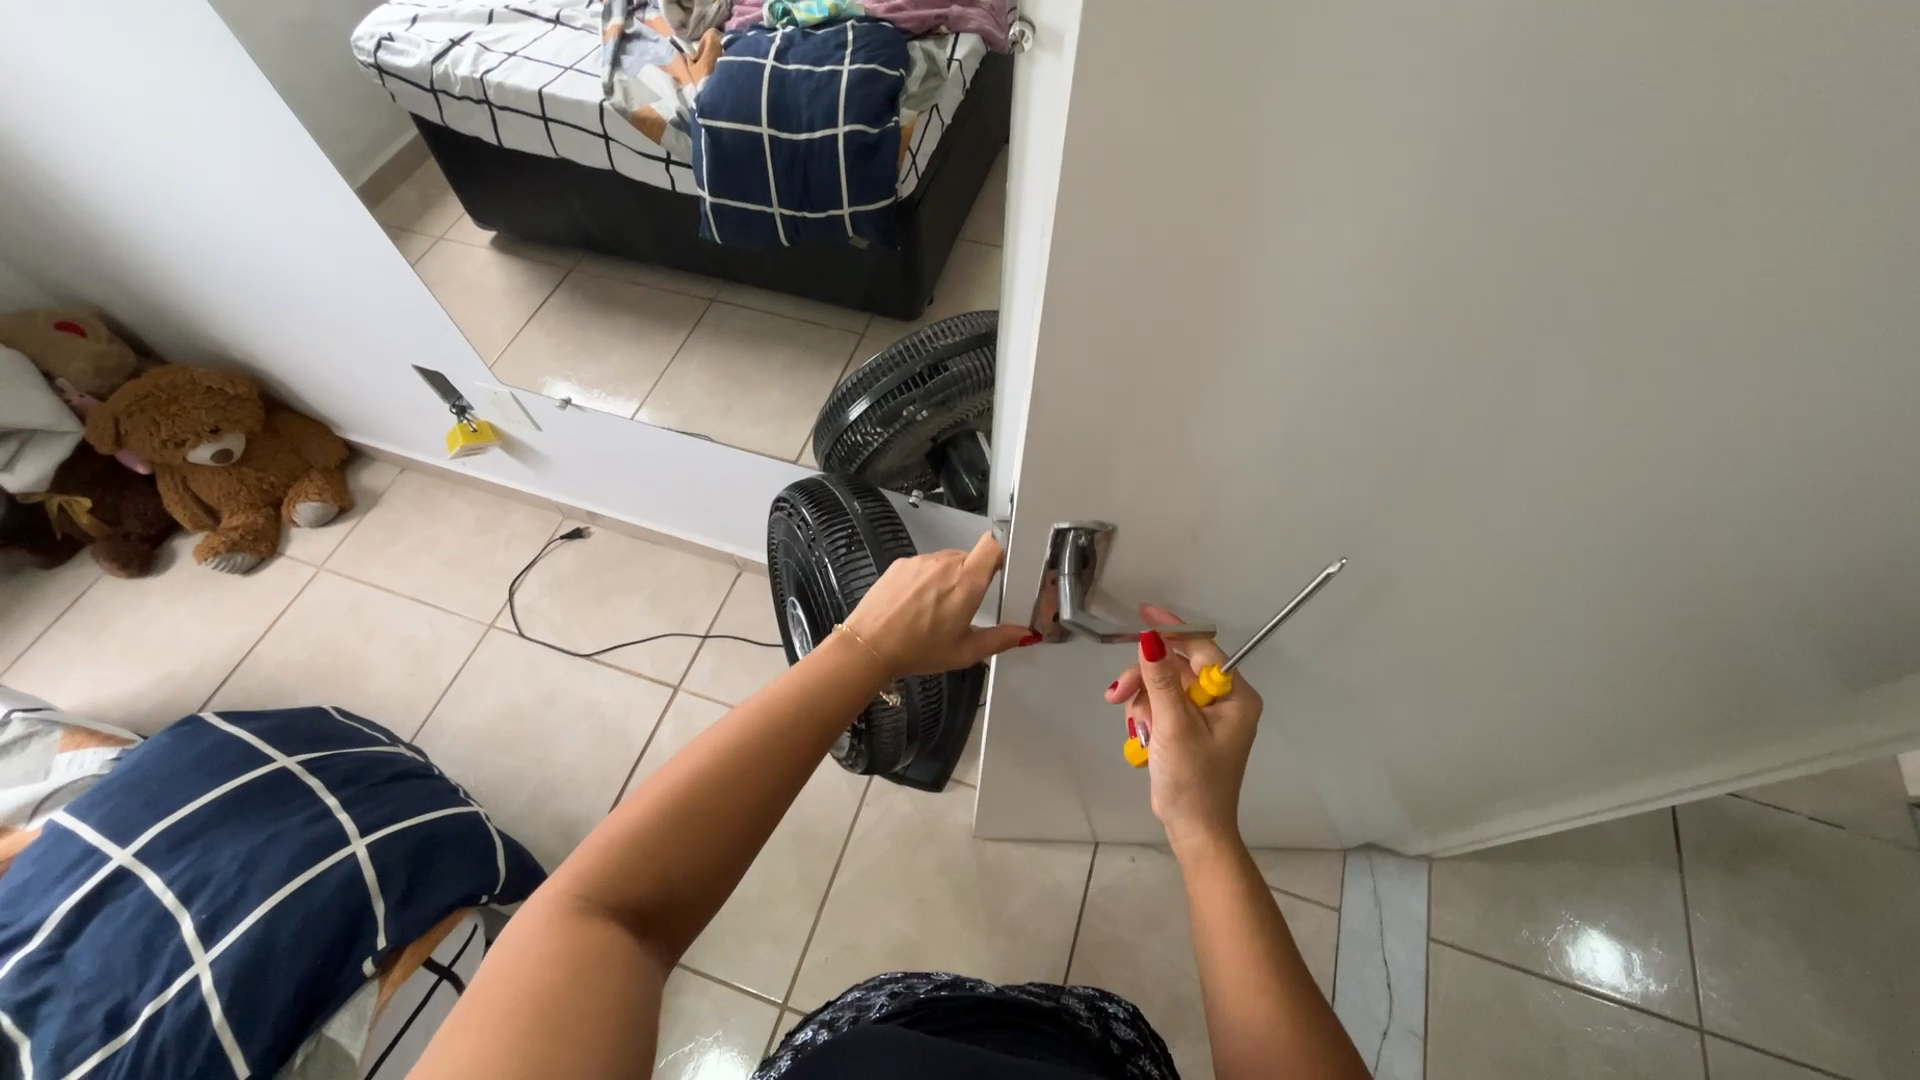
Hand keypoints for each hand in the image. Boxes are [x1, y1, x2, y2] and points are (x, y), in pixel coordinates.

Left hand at [843, 532, 1038, 675]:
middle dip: (972, 577)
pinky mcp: (901, 564)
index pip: (994, 545)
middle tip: (965, 605)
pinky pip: (923, 565)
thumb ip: (999, 640)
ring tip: (936, 610)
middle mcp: (945, 564)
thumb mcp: (964, 652)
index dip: (1000, 554)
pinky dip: (925, 581)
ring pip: (946, 561)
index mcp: (967, 582)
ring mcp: (921, 562)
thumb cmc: (914, 649)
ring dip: (948, 579)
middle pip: (970, 556)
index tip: (1001, 570)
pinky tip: (917, 605)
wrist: (869, 646)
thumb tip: (1021, 635)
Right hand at [1104, 606, 1262, 852]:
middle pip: (1176, 667)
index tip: (1144, 615)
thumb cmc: (1193, 782)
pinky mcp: (1188, 729)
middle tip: (1118, 695)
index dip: (1173, 630)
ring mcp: (1205, 716)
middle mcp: (1223, 701)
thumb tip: (1150, 638)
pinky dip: (1146, 716)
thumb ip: (1161, 680)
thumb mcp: (1174, 726)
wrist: (1193, 831)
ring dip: (1142, 701)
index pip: (1202, 648)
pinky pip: (1160, 705)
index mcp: (1235, 697)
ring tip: (1137, 729)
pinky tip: (1143, 737)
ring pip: (1163, 686)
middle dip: (1145, 680)